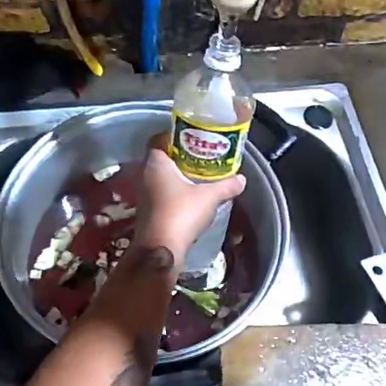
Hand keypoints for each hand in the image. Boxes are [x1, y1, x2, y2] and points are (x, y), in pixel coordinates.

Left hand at [133, 136, 244, 258]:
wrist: (161, 248)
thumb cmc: (181, 213)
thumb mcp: (209, 197)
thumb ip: (226, 186)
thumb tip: (242, 179)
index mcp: (156, 163)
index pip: (158, 140)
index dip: (173, 137)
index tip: (191, 138)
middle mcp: (145, 174)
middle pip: (161, 158)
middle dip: (180, 157)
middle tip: (200, 157)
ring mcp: (143, 193)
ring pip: (160, 177)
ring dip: (176, 176)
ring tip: (198, 176)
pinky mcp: (147, 210)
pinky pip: (160, 193)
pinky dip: (173, 192)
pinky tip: (189, 197)